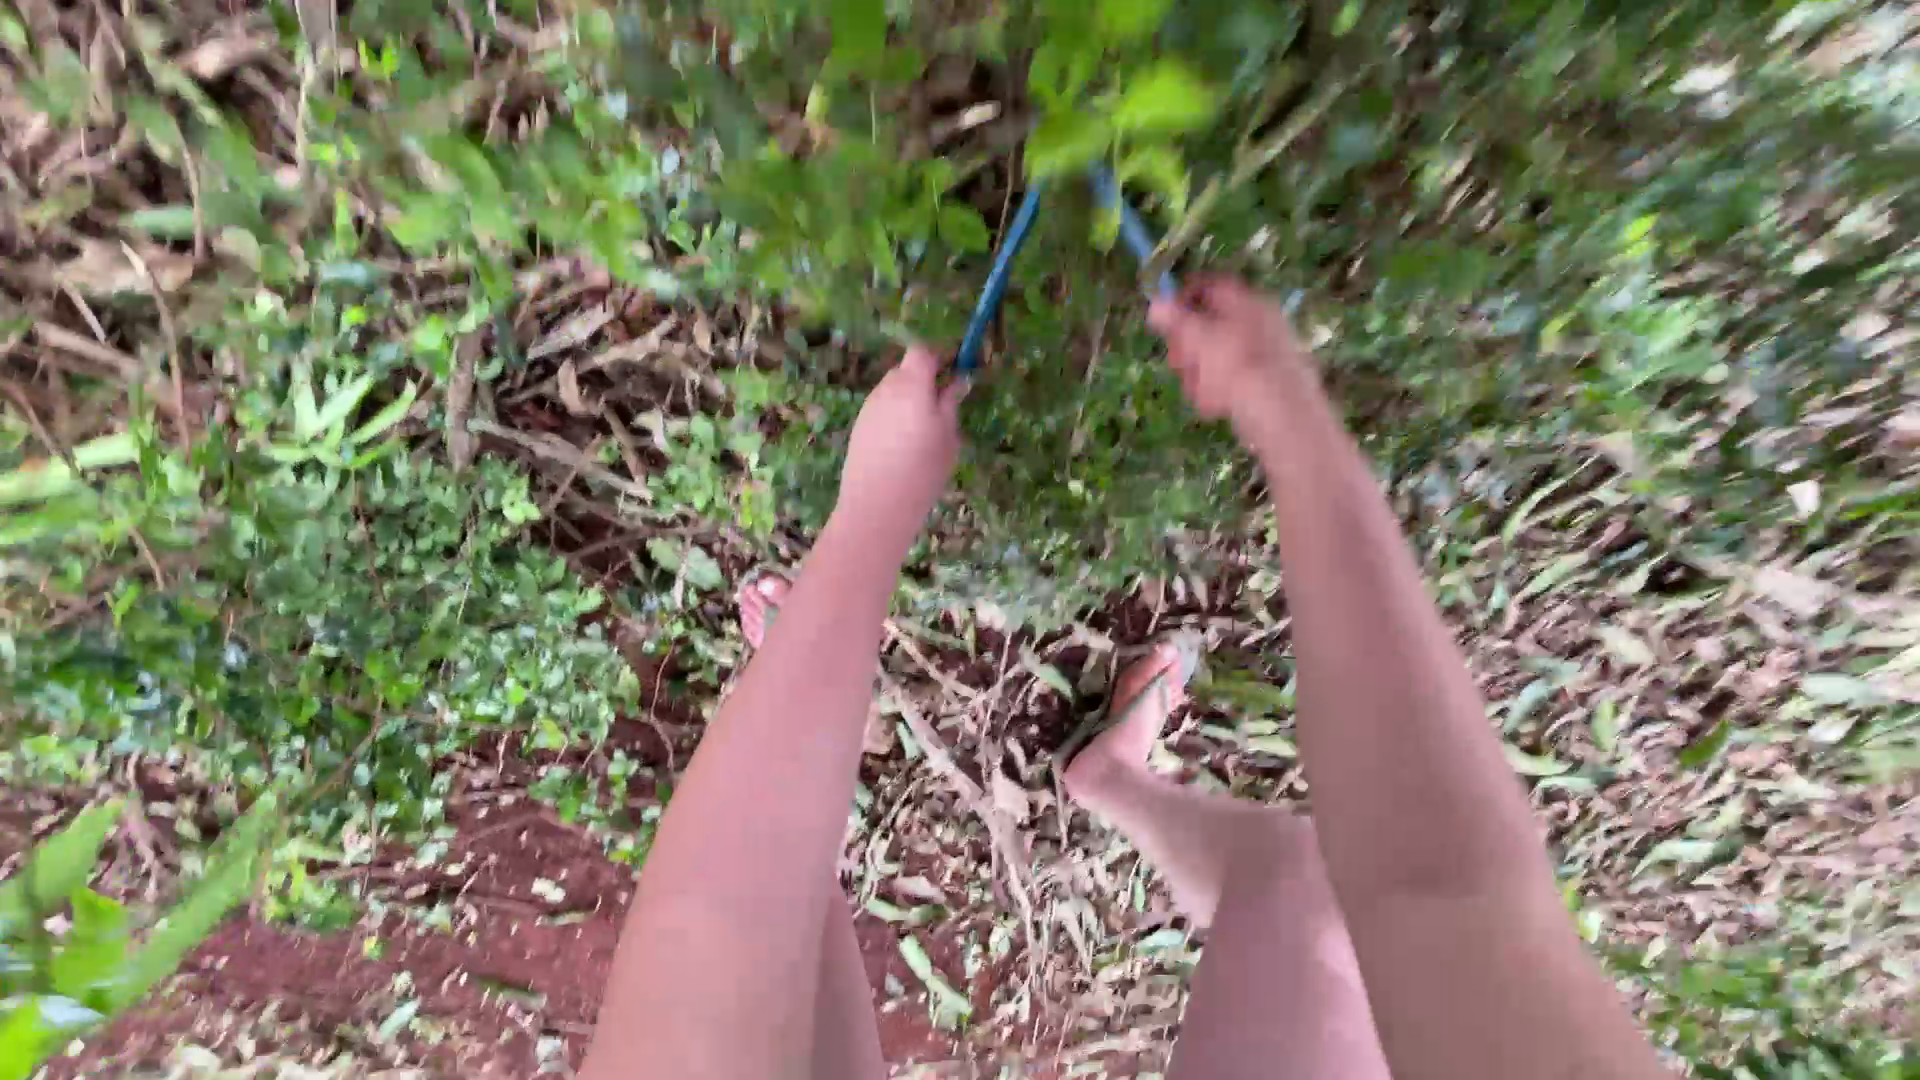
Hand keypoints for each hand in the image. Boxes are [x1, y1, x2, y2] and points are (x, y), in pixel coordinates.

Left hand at [831, 344, 964, 553]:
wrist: (877, 506)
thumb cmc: (923, 471)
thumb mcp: (948, 438)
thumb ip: (950, 405)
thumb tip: (957, 382)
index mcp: (912, 385)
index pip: (922, 352)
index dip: (939, 356)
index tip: (955, 370)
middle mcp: (886, 389)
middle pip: (906, 369)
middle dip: (924, 379)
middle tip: (943, 404)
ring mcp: (869, 407)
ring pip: (893, 390)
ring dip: (909, 399)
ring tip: (923, 430)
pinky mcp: (859, 426)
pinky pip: (882, 409)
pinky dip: (895, 415)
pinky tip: (902, 445)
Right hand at [1147, 276, 1321, 429]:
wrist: (1279, 411)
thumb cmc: (1235, 366)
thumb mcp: (1198, 337)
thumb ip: (1175, 319)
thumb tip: (1156, 304)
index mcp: (1247, 301)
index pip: (1207, 287)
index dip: (1180, 299)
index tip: (1162, 319)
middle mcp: (1259, 322)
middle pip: (1209, 325)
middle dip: (1187, 348)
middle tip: (1178, 363)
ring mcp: (1263, 353)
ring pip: (1215, 357)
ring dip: (1198, 375)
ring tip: (1199, 392)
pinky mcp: (1264, 382)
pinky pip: (1229, 379)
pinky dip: (1217, 391)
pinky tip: (1214, 406)